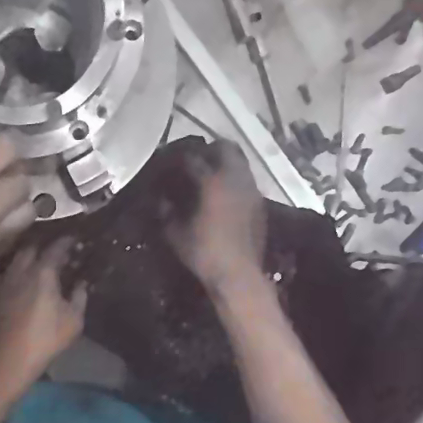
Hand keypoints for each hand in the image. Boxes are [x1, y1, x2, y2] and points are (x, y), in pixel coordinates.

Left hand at [0, 238, 87, 389]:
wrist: (8, 359)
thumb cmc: (45, 339)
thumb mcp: (74, 320)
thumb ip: (80, 296)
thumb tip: (82, 282)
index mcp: (42, 272)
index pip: (56, 247)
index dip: (67, 241)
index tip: (76, 239)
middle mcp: (21, 270)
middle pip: (32, 246)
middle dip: (45, 243)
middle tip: (58, 249)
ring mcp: (5, 280)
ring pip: (18, 258)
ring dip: (30, 255)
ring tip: (42, 261)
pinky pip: (9, 272)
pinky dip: (20, 268)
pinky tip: (27, 278)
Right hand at [166, 139, 267, 296]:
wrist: (238, 274)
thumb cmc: (204, 253)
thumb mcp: (176, 234)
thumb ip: (166, 213)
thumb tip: (162, 200)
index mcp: (212, 182)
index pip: (194, 158)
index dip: (180, 157)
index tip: (170, 160)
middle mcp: (235, 179)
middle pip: (226, 148)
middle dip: (211, 149)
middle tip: (196, 159)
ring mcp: (252, 190)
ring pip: (241, 162)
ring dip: (226, 163)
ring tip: (210, 175)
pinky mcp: (260, 203)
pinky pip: (247, 181)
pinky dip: (235, 180)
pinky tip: (224, 195)